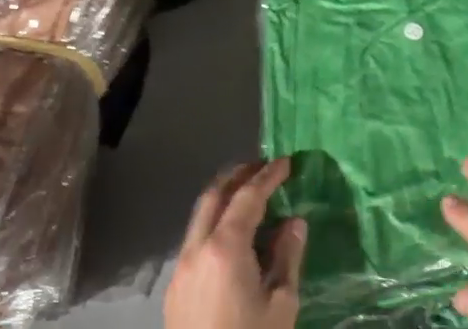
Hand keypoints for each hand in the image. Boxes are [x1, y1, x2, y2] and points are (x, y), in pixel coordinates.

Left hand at [164, 159, 305, 328]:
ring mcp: (180, 270)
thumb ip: (287, 257)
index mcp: (225, 248)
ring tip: (250, 197)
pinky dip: (214, 224)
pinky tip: (233, 237)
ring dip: (223, 199)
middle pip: (213, 196)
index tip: (287, 162)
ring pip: (198, 218)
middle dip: (238, 176)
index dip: (268, 176)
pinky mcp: (174, 291)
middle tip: (264, 167)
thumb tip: (293, 223)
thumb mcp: (281, 304)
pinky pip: (194, 241)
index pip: (247, 197)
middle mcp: (195, 250)